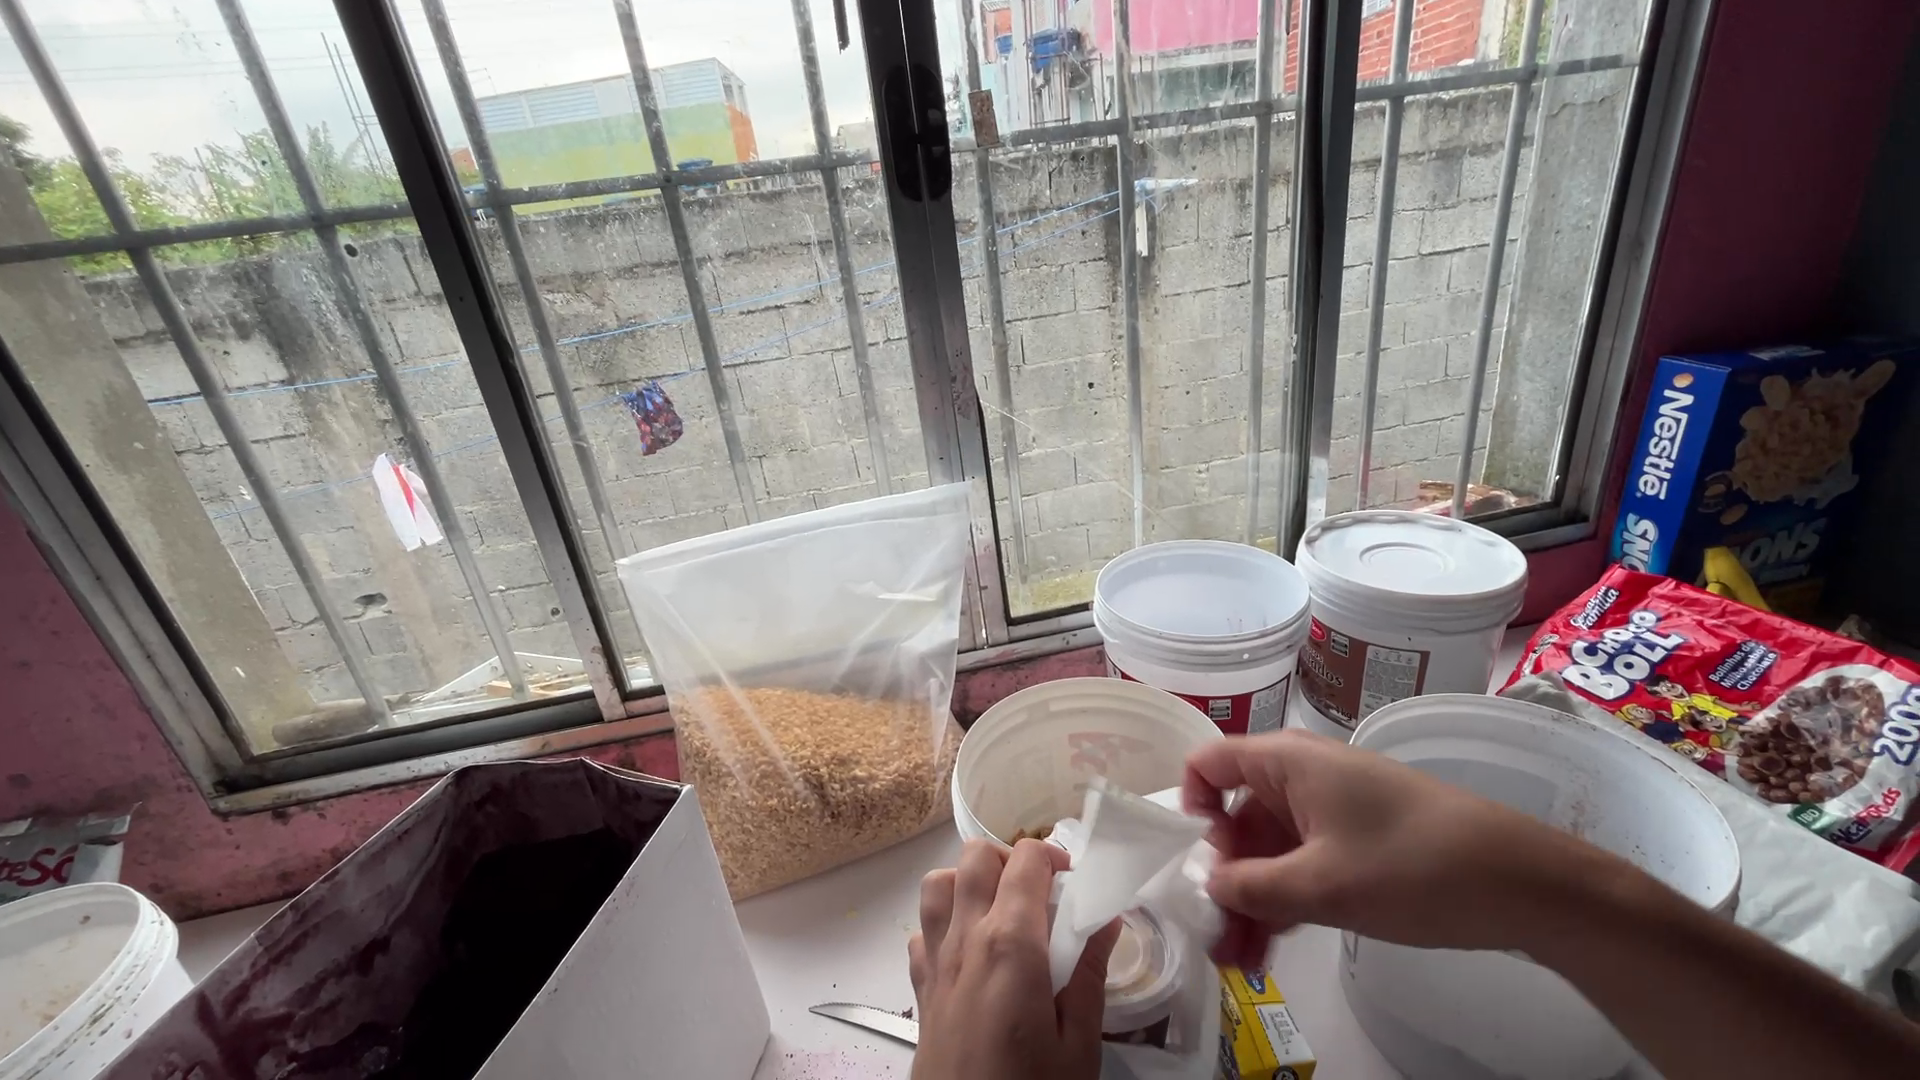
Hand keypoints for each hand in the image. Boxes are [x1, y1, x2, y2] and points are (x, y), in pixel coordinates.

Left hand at [908, 839, 1120, 1079]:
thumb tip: (1106, 916)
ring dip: (967, 880)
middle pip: (975, 856)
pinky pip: (921, 929)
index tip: (1072, 880)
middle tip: (1037, 891)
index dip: (1051, 855)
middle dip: (1008, 857)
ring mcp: (935, 959)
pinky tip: (967, 949)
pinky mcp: (918, 987)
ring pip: (938, 883)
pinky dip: (941, 923)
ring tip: (998, 908)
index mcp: (1010, 942)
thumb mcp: (1079, 1040)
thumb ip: (1088, 969)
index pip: (1025, 860)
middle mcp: (965, 936)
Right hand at [1181, 729, 1631, 967]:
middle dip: (1221, 878)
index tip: (1196, 861)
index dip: (1190, 806)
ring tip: (1238, 963)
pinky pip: (1301, 865)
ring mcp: (1329, 811)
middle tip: (1214, 939)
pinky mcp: (1355, 842)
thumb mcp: (1322, 885)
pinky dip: (1284, 902)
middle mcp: (1300, 778)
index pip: (1208, 763)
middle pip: (1236, 817)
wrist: (1526, 883)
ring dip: (1251, 902)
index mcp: (1285, 763)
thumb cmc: (1411, 866)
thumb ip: (1253, 887)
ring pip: (1269, 850)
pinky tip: (1269, 951)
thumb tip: (1210, 887)